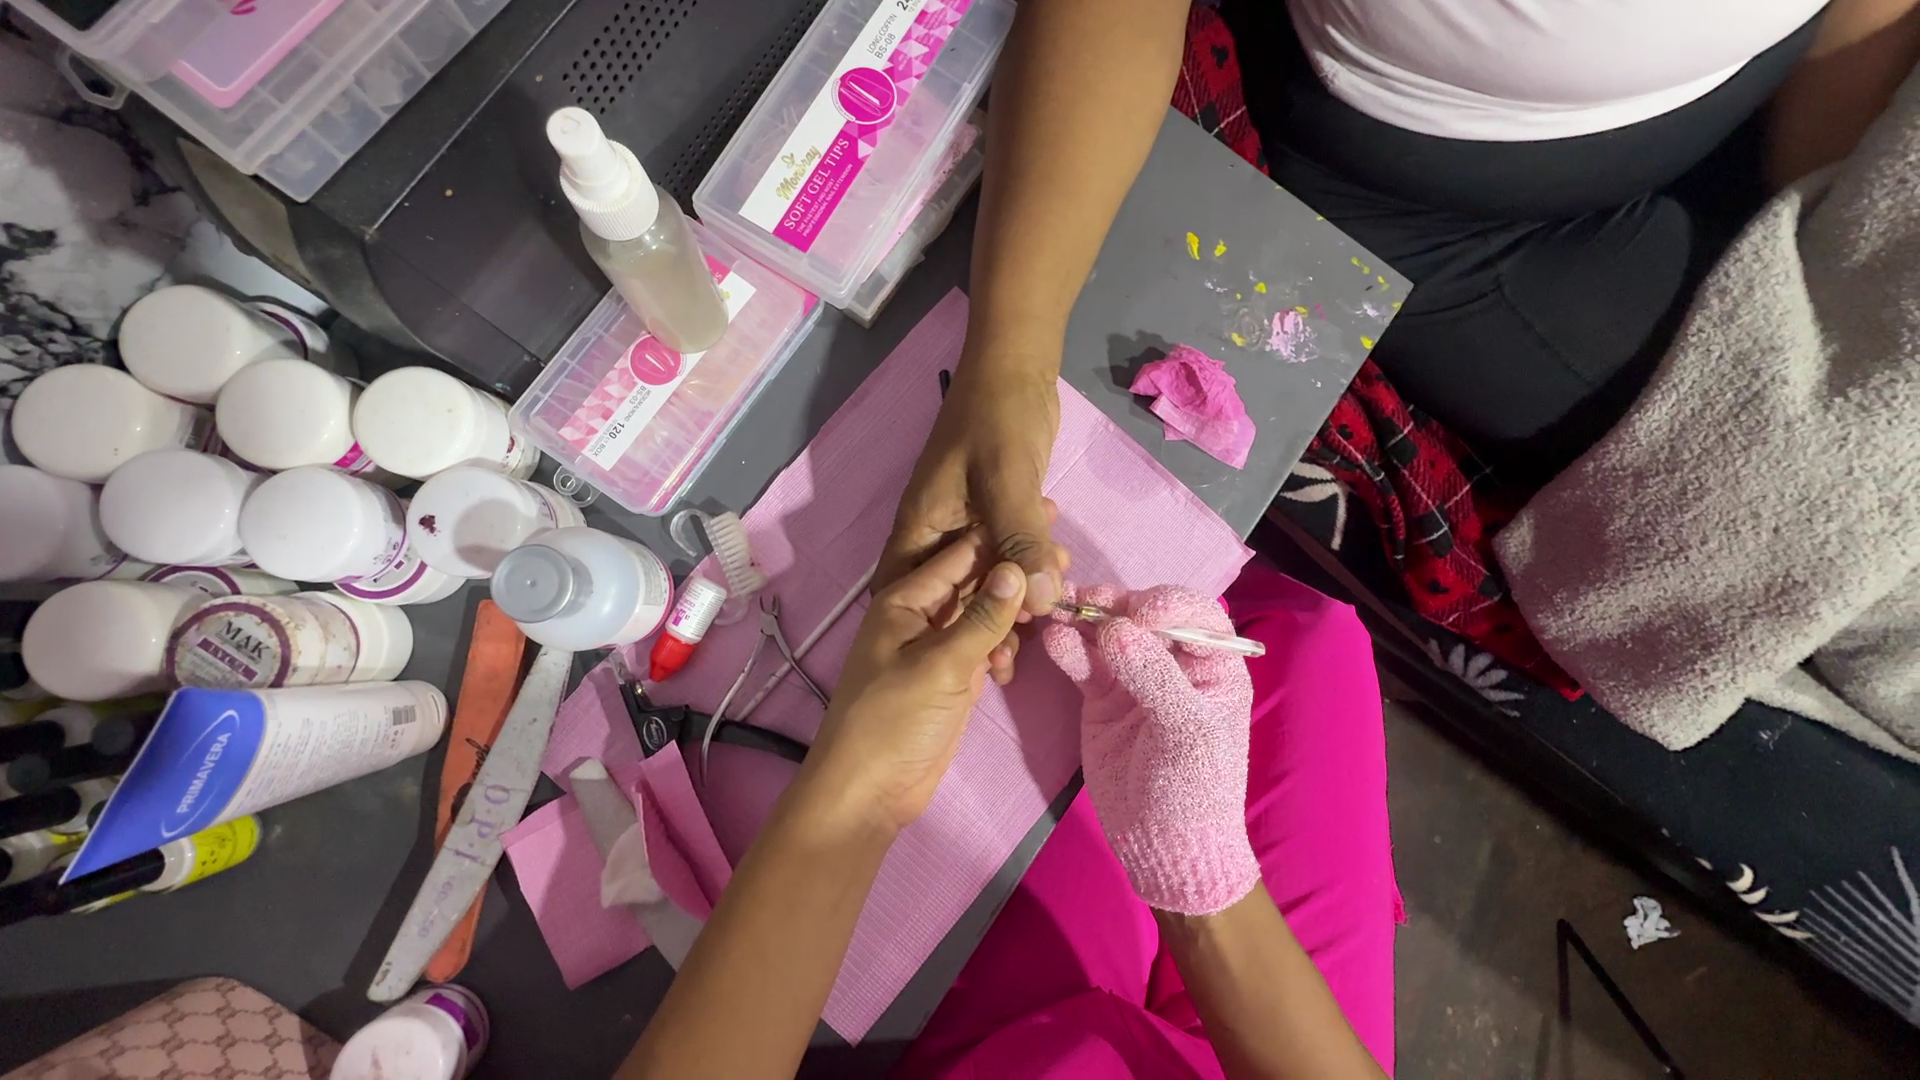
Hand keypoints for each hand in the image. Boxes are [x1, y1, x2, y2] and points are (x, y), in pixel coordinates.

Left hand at [807, 529, 1027, 831]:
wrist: (869, 792)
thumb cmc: (893, 720)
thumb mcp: (941, 664)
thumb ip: (983, 617)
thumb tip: (1018, 568)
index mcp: (905, 599)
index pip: (960, 554)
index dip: (1002, 535)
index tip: (1048, 517)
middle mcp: (922, 615)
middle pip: (976, 582)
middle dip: (1016, 574)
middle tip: (1065, 560)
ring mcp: (938, 647)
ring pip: (985, 616)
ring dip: (1013, 617)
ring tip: (1048, 614)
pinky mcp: (952, 677)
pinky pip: (984, 648)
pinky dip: (1001, 651)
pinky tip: (1011, 666)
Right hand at [879, 344, 1068, 643]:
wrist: (1017, 366)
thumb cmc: (997, 417)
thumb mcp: (1006, 480)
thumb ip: (1020, 541)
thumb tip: (1039, 606)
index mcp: (920, 526)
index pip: (903, 591)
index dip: (924, 631)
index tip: (955, 664)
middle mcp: (938, 531)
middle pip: (948, 592)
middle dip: (977, 626)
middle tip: (1011, 662)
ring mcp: (968, 522)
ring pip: (983, 575)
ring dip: (1009, 598)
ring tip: (1042, 624)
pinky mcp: (996, 512)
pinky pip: (1006, 553)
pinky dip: (1026, 570)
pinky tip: (1054, 584)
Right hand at [1042, 584, 1259, 914]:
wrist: (1162, 846)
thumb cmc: (1194, 789)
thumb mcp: (1185, 731)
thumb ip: (1153, 676)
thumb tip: (1114, 627)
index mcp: (1213, 665)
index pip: (1195, 616)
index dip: (1166, 605)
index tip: (1137, 612)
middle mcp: (1174, 662)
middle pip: (1142, 617)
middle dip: (1115, 604)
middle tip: (1085, 598)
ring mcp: (1134, 677)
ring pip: (1107, 634)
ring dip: (1084, 618)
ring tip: (1058, 607)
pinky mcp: (1101, 696)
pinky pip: (1084, 663)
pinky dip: (1068, 649)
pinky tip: (1053, 639)